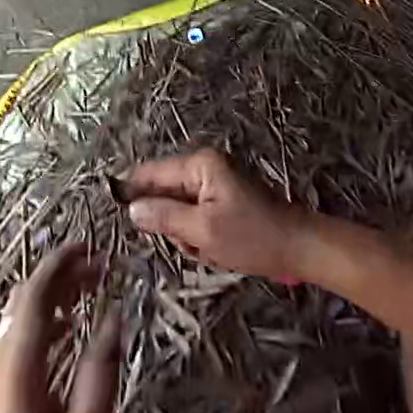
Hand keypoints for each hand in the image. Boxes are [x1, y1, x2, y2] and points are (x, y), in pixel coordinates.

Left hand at [0, 244, 119, 412]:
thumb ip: (101, 372)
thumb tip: (116, 317)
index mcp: (16, 368)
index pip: (34, 294)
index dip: (60, 262)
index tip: (89, 244)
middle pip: (26, 302)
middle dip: (63, 275)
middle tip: (99, 263)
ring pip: (24, 321)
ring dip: (58, 298)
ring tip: (92, 287)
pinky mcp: (2, 403)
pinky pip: (24, 343)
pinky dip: (50, 324)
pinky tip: (72, 330)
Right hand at [122, 149, 308, 279]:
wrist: (298, 247)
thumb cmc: (252, 236)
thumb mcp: (202, 231)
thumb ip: (164, 217)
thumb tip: (132, 208)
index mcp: (200, 165)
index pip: (152, 173)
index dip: (132, 190)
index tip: (113, 209)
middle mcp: (205, 167)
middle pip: (165, 193)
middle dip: (171, 223)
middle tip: (190, 242)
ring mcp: (215, 183)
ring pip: (179, 210)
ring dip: (187, 234)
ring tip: (208, 248)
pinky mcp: (223, 200)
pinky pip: (196, 217)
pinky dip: (200, 236)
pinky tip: (217, 248)